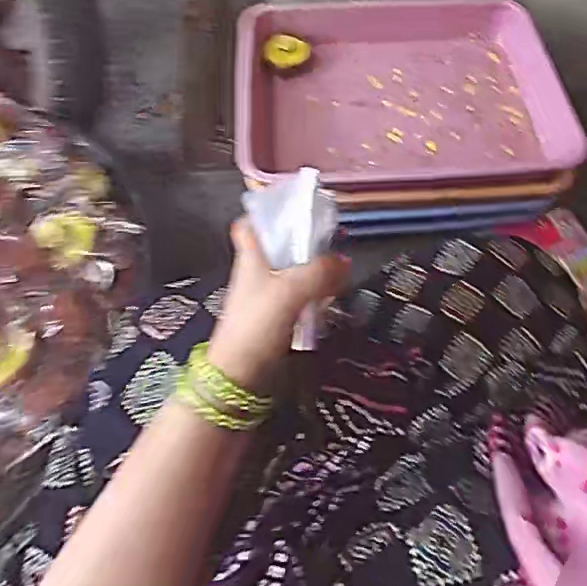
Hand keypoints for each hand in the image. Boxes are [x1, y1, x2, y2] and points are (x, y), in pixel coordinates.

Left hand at [204, 218, 349, 387]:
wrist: (240, 377)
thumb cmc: (257, 324)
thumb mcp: (291, 290)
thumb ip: (320, 271)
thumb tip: (345, 261)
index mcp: (251, 258)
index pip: (249, 225)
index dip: (266, 212)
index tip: (293, 208)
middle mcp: (257, 273)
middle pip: (280, 247)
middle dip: (305, 243)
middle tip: (332, 240)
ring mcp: (267, 297)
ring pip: (293, 273)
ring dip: (315, 272)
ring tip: (340, 271)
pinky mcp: (278, 320)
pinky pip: (300, 299)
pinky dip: (315, 296)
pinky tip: (332, 299)